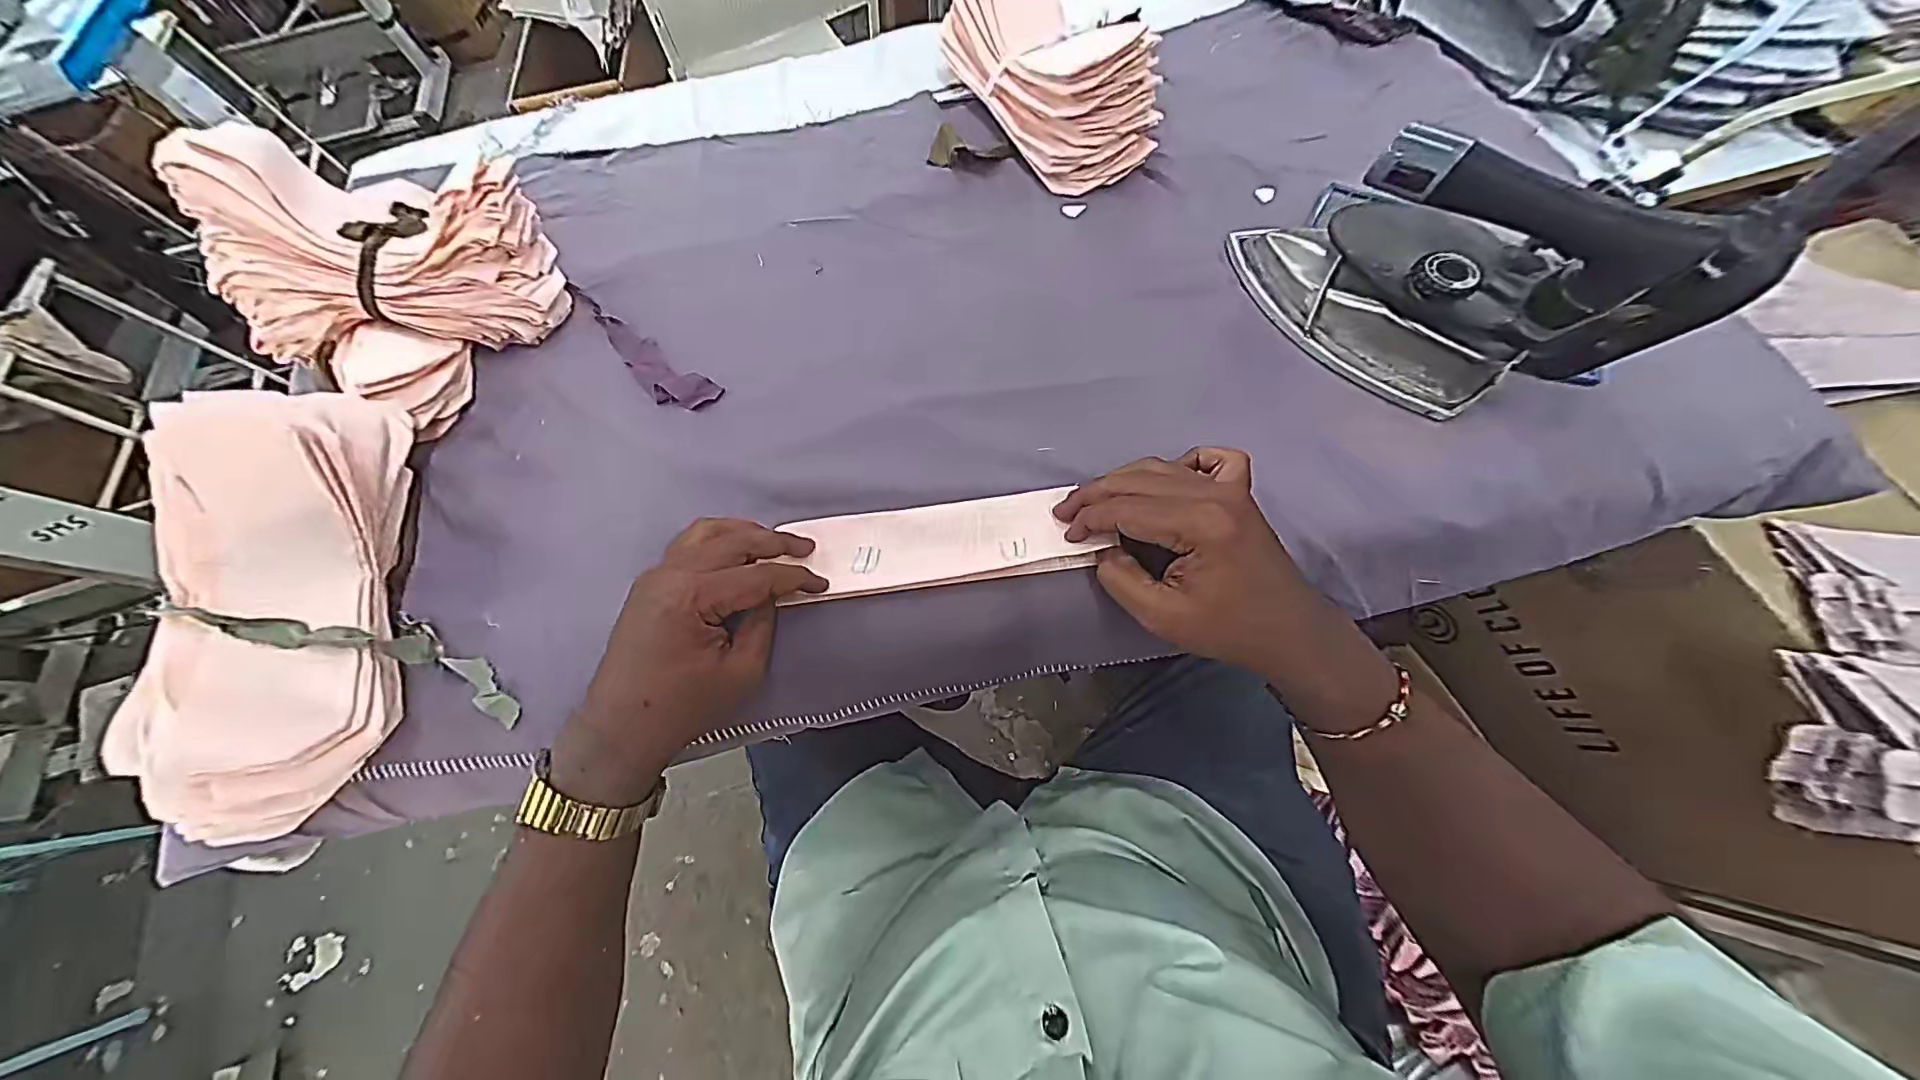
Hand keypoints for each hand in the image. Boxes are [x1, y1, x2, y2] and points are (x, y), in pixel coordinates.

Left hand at [552, 519, 827, 802]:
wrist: (623, 727)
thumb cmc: (681, 706)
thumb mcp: (742, 670)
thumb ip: (763, 623)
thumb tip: (773, 595)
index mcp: (691, 596)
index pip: (756, 575)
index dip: (794, 578)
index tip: (819, 583)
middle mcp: (670, 575)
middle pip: (732, 542)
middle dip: (774, 542)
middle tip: (805, 548)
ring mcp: (655, 576)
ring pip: (707, 533)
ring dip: (744, 532)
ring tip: (774, 542)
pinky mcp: (650, 585)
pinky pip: (689, 545)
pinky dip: (719, 539)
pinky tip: (738, 549)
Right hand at [1053, 448, 1397, 731]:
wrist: (1289, 632)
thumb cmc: (1228, 629)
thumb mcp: (1161, 616)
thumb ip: (1121, 578)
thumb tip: (1103, 548)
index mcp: (1200, 524)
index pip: (1127, 507)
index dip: (1090, 518)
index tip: (1068, 534)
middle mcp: (1215, 494)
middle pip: (1139, 480)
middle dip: (1095, 495)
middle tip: (1066, 514)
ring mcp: (1232, 489)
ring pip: (1163, 467)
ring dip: (1123, 481)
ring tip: (1095, 501)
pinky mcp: (1241, 494)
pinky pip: (1209, 460)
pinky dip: (1180, 464)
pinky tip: (1165, 482)